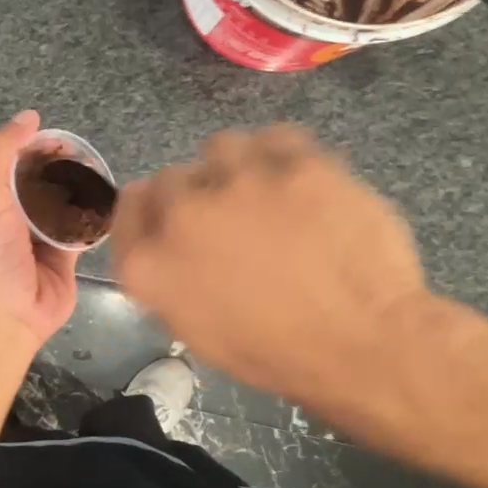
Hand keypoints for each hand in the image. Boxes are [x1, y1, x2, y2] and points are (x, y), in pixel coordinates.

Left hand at [0, 111, 79, 351]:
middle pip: (30, 176)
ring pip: (56, 197)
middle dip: (51, 162)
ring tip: (94, 167)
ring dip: (73, 183)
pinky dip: (90, 211)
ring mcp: (31, 234)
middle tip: (76, 150)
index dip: (20, 142)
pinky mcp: (61, 251)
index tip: (48, 132)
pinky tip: (105, 194)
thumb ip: (0, 153)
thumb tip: (27, 118)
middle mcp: (1, 215)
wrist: (8, 315)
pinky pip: (77, 223)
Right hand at [110, 125, 429, 399]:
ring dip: (234, 169)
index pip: (129, 205)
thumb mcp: (190, 326)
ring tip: (264, 195)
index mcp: (147, 261)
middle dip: (194, 196)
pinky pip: (276, 137)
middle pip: (171, 177)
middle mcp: (181, 213)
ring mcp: (239, 183)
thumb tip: (169, 243)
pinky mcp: (297, 165)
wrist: (358, 343)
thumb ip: (164, 275)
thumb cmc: (270, 351)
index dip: (152, 211)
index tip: (174, 221)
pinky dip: (281, 155)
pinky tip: (296, 181)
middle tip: (230, 222)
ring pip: (220, 148)